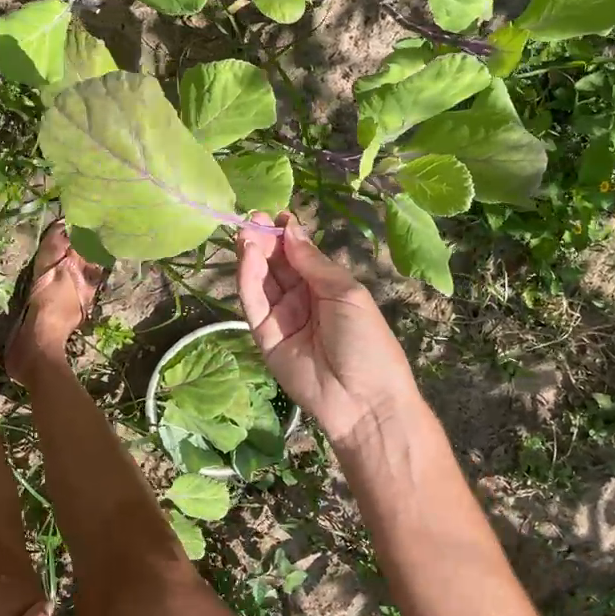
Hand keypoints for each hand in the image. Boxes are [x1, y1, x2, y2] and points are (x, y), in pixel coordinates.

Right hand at [235, 213, 418, 441]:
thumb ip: (313, 263)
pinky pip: (253, 302)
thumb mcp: (347, 293)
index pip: (299, 254)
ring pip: (261, 279)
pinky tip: (247, 255)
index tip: (275, 215)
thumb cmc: (368, 342)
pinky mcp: (263, 335)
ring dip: (252, 253)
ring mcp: (280, 316)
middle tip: (254, 218)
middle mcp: (300, 298)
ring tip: (246, 230)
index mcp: (326, 287)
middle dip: (265, 239)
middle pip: (276, 263)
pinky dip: (247, 277)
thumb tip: (291, 230)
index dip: (286, 234)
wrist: (364, 400)